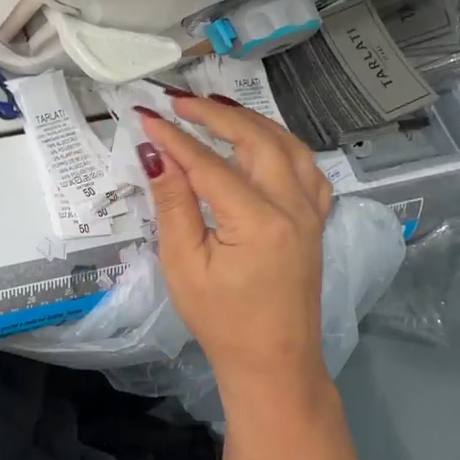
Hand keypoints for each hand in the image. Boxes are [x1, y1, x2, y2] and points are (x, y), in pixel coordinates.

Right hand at [136, 94, 333, 391]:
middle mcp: (294, 208)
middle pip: (257, 141)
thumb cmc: (219, 317)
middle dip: (216, 114)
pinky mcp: (315, 220)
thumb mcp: (183, 263)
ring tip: (214, 107)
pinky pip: (306, 167)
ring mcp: (312, 212)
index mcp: (258, 221)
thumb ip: (173, 204)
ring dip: (251, 121)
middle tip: (177, 101)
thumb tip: (155, 155)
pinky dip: (280, 143)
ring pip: (288, 146)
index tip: (144, 115)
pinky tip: (259, 140)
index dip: (174, 137)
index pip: (208, 164)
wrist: (272, 358)